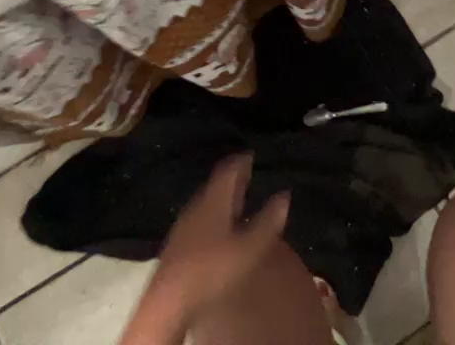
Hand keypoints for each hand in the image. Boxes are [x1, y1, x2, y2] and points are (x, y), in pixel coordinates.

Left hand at [147, 155, 290, 321]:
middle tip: (247, 172)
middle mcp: (197, 205)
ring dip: (222, 195)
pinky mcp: (178, 243)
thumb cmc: (213, 269)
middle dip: (232, 177)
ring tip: (237, 197)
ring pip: (207, 201)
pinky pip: (200, 216)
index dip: (241, 161)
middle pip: (216, 184)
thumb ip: (268, 221)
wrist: (169, 299)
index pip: (228, 171)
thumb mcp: (249, 248)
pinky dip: (214, 212)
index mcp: (215, 201)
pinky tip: (219, 227)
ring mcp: (185, 224)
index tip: (252, 155)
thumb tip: (284, 195)